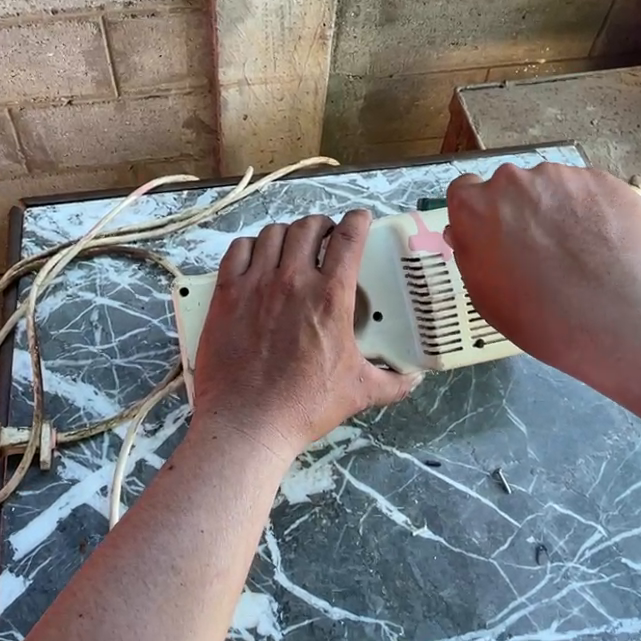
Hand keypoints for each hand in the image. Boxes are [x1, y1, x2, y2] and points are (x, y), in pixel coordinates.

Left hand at [193, 211, 419, 459]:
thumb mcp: (357, 392)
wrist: (248, 422)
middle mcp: (293, 281)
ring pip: (273, 233)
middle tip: (325, 236)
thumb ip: (391, 381)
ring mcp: (256, 283)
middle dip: (321, 225)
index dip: (357, 220)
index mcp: (330, 298)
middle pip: (309, 226)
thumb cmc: (301, 406)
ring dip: (287, 234)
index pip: (349, 238)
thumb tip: (413, 380)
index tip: (359, 218)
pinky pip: (238, 249)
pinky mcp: (227, 293)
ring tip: (291, 246)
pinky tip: (256, 256)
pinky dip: (250, 246)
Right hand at [445, 162, 640, 373]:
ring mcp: (559, 176)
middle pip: (510, 187)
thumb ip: (471, 254)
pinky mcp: (601, 180)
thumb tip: (465, 233)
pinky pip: (589, 191)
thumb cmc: (540, 317)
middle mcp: (511, 180)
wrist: (619, 318)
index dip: (481, 213)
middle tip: (542, 248)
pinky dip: (594, 211)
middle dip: (521, 210)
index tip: (496, 234)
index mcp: (474, 207)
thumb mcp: (485, 295)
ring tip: (582, 250)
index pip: (465, 191)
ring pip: (552, 187)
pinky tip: (608, 245)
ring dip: (558, 209)